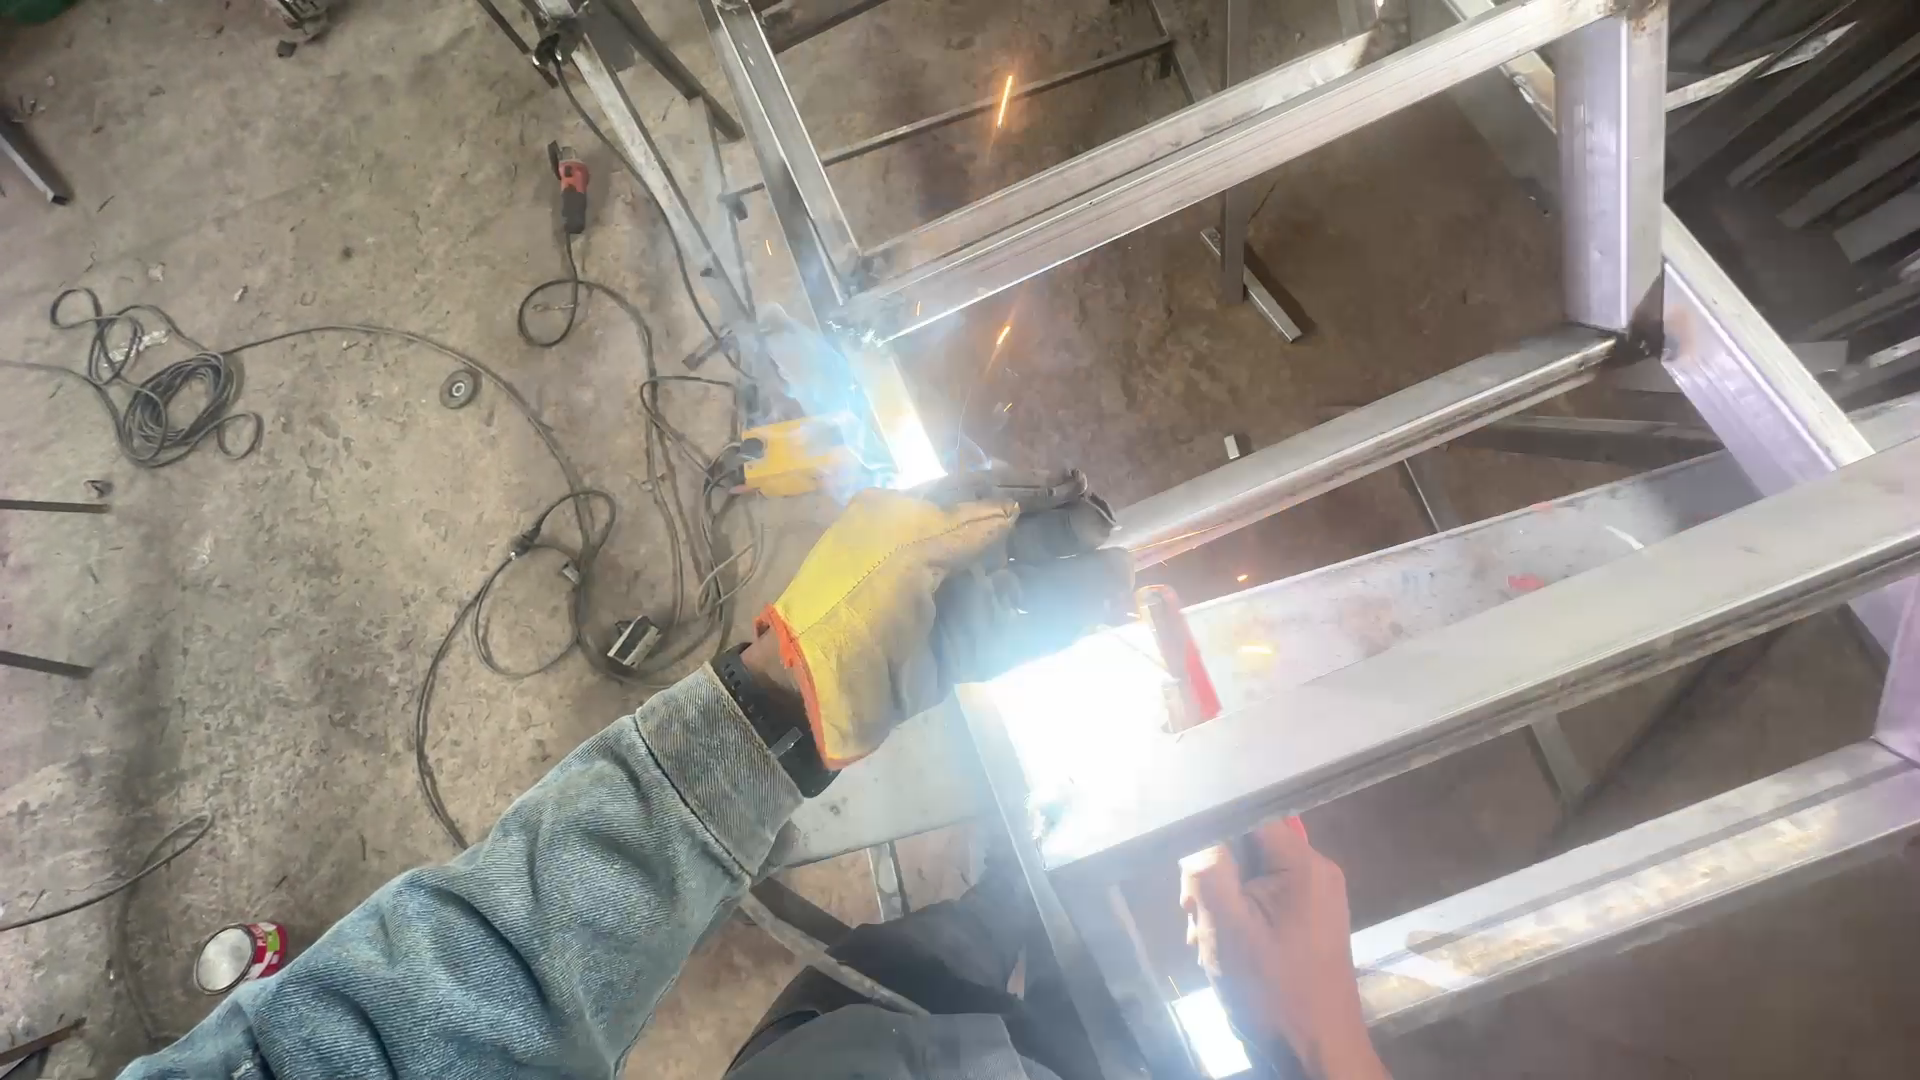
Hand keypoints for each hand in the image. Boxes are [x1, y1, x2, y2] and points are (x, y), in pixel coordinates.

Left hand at [756, 467, 1130, 767]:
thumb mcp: (905, 548)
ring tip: (1121, 573)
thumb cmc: (855, 604)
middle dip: (1062, 531)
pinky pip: (1018, 634)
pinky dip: (1055, 625)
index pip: (983, 492)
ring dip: (1072, 580)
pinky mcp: (965, 650)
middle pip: (1014, 538)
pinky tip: (1094, 615)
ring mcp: (955, 606)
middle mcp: (941, 557)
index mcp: (916, 519)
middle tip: (1107, 527)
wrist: (817, 689)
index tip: (1077, 484)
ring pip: (1024, 587)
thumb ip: (964, 524)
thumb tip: (1017, 508)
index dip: (1031, 486)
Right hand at [1180, 821, 1387, 1079]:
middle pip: (1245, 842)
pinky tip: (1222, 942)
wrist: (1315, 1059)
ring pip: (1247, 871)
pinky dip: (1236, 912)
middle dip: (1211, 871)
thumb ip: (1206, 865)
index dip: (1212, 827)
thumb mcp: (1225, 923)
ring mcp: (1312, 896)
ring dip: (1219, 896)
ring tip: (1204, 933)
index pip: (1247, 812)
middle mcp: (1314, 870)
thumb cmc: (1271, 990)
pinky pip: (1260, 894)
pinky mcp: (1305, 919)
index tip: (1188, 857)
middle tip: (1192, 909)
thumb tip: (1196, 825)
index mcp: (1303, 863)